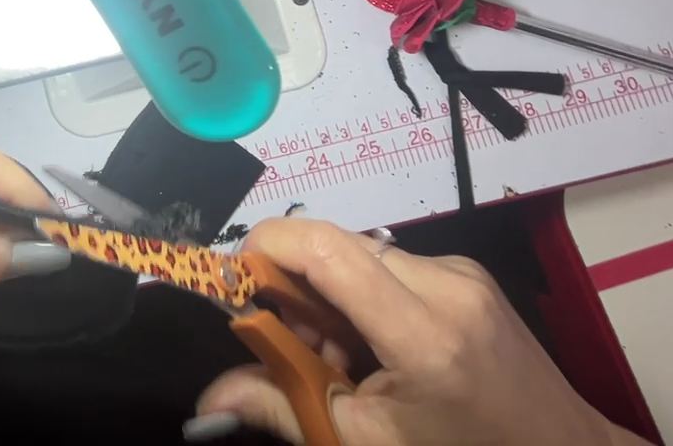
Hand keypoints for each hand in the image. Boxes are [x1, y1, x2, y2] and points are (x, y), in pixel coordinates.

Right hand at [194, 218, 642, 445]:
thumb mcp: (368, 445)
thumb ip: (282, 406)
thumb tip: (208, 400)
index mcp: (425, 335)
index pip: (325, 249)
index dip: (265, 248)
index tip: (236, 281)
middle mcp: (445, 285)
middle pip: (333, 246)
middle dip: (291, 280)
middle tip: (288, 335)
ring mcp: (460, 272)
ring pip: (355, 252)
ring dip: (325, 290)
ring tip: (339, 353)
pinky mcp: (464, 271)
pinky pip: (385, 262)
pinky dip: (359, 292)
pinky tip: (373, 342)